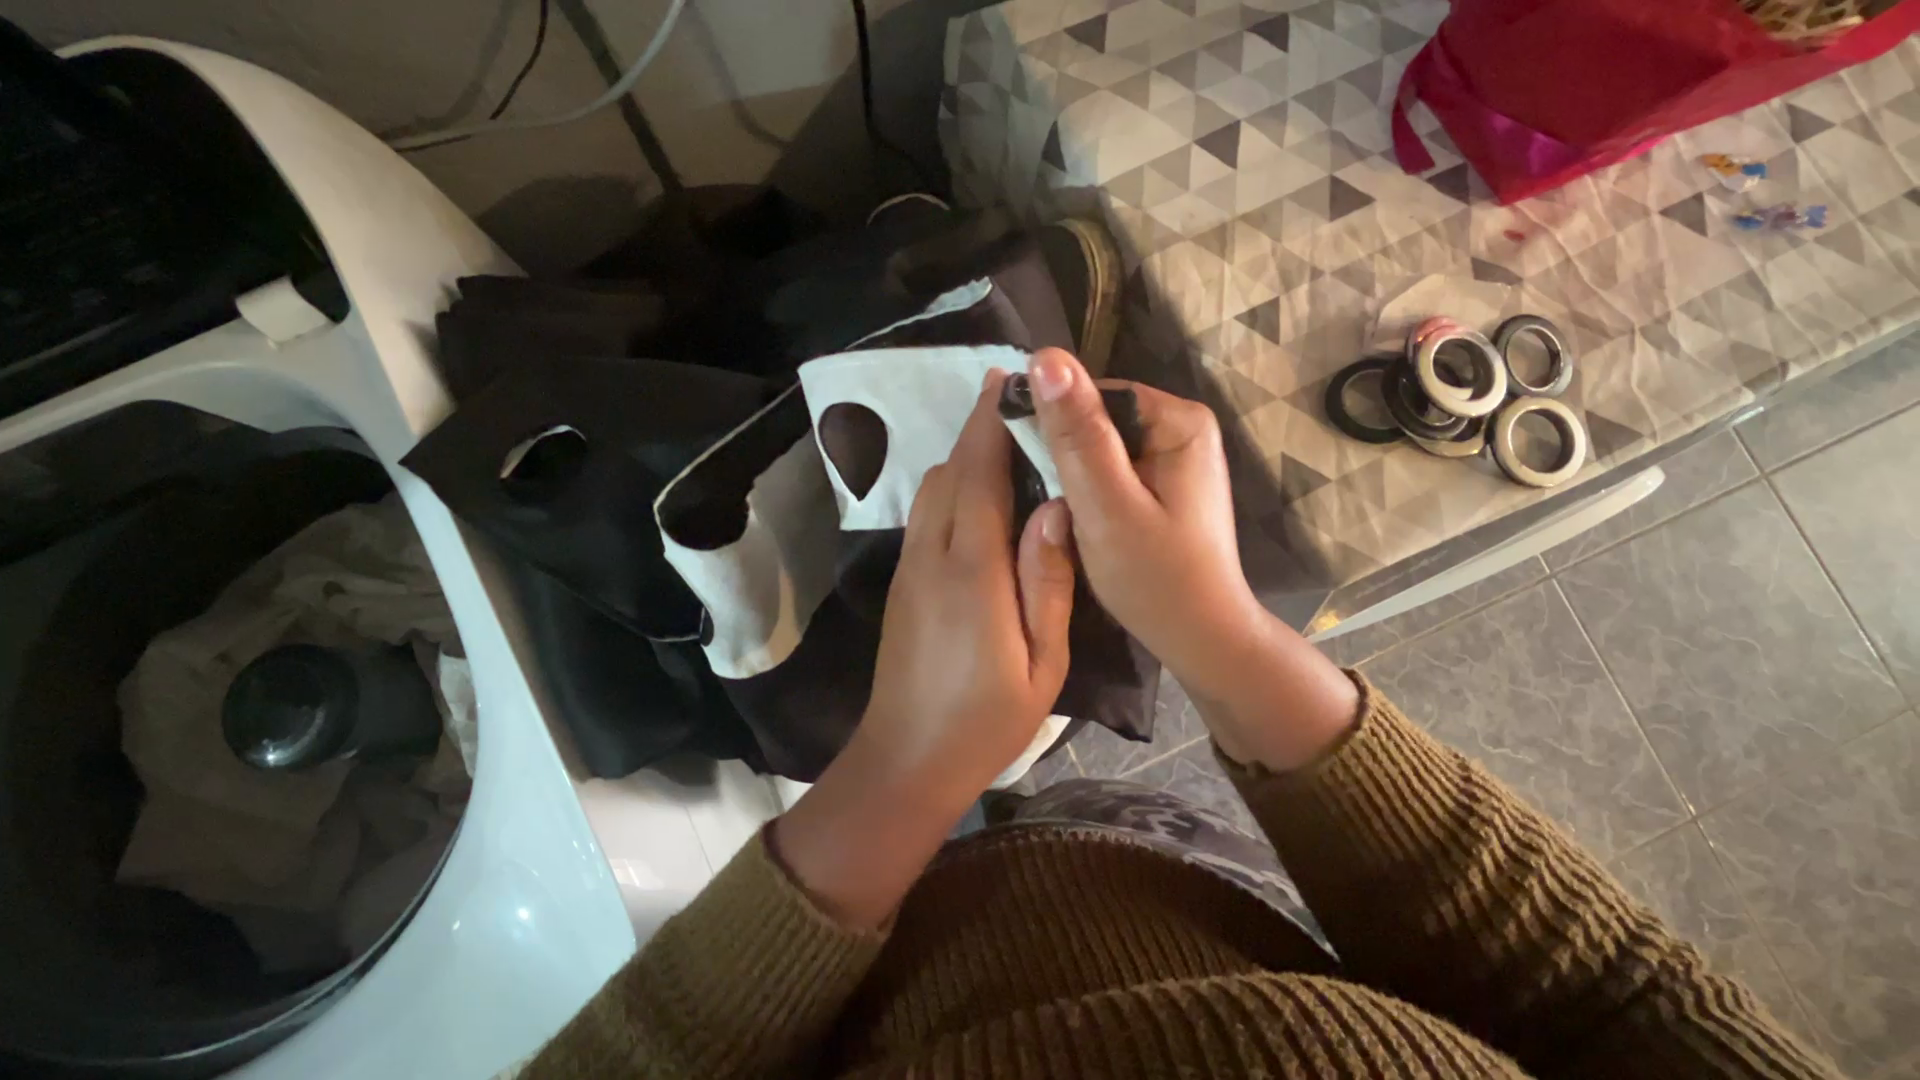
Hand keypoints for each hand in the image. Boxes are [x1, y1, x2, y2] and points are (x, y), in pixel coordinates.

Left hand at [772, 369, 1075, 929]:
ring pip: (930, 490)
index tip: (1008, 378)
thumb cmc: (988, 719)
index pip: (980, 475)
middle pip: (950, 472)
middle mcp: (931, 555)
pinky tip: (976, 494)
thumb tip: (1057, 507)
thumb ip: (1047, 580)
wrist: (908, 758)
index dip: (992, 423)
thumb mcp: (1042, 660)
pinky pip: (924, 515)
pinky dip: (949, 486)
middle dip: (977, 428)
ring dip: (961, 456)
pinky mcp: (901, 583)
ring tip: (1001, 441)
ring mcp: (908, 568)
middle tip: (1012, 395)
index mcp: (971, 570)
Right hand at [1027, 347, 1356, 769]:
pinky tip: (1082, 522)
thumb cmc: (1156, 578)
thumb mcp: (1107, 505)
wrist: (1202, 640)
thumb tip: (1045, 356)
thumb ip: (1077, 435)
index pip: (1093, 395)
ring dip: (1074, 477)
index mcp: (1178, 420)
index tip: (1030, 470)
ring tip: (1064, 516)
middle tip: (1050, 504)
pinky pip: (1113, 471)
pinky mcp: (1167, 485)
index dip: (1054, 426)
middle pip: (1097, 419)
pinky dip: (1091, 493)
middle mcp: (1183, 427)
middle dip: (1065, 455)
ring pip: (1100, 448)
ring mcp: (1176, 458)